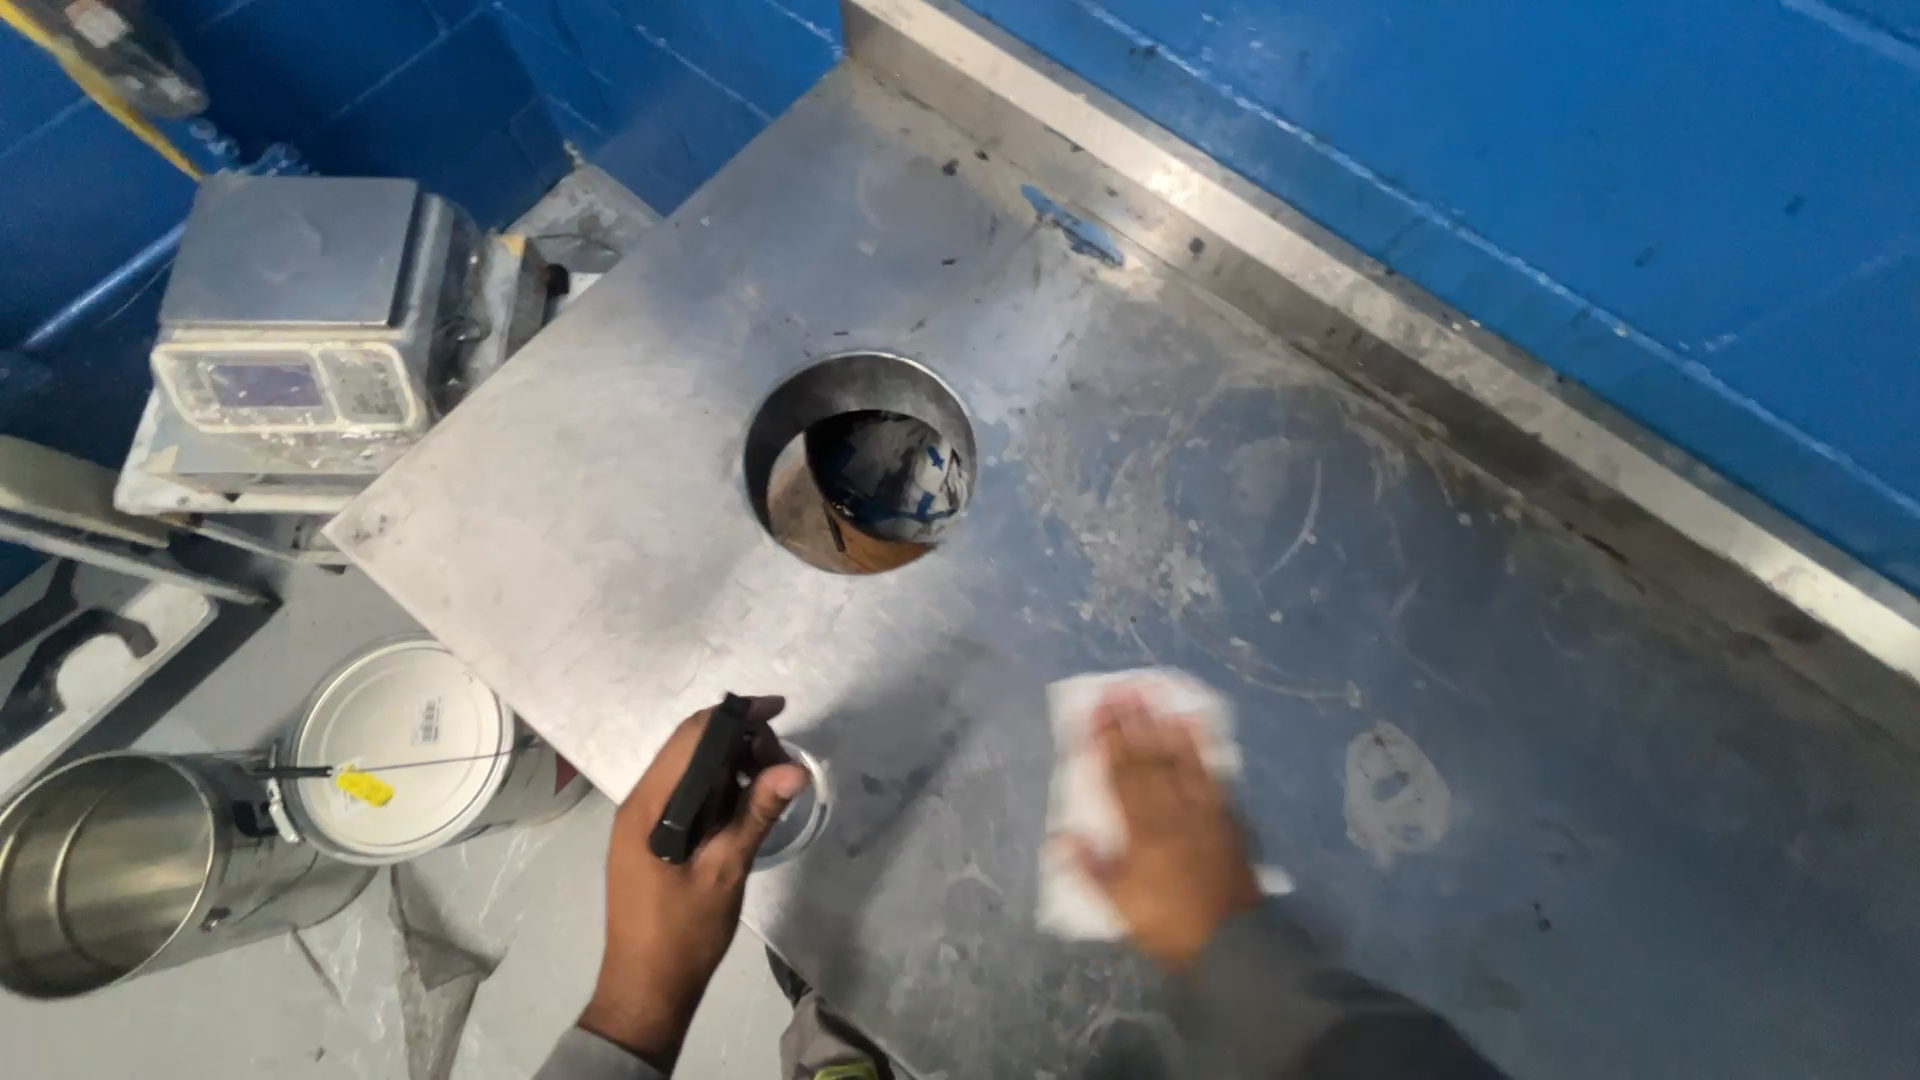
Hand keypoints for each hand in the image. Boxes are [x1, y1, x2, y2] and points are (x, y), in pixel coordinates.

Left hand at [579, 696, 810, 1067]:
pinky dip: (722, 785)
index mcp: (649, 806)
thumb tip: (795, 769)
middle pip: (692, 745)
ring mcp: (644, 818)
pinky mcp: (653, 834)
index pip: (692, 735)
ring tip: (771, 783)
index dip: (736, 714)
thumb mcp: (726, 871)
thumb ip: (757, 814)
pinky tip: (748, 801)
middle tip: (782, 765)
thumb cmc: (682, 934)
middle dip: (741, 740)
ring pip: (692, 767)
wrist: (645, 992)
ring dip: (734, 762)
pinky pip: (689, 791)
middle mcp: (641, 802)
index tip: (779, 710)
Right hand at [1065, 688, 1261, 972]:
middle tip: (1116, 687)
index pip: (1118, 775)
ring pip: (1176, 756)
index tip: (1092, 711)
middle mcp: (1170, 810)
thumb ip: (1089, 869)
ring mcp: (1201, 807)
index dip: (1104, 741)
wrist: (1234, 944)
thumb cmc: (1170, 924)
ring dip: (1159, 721)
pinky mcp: (1225, 812)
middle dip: (1128, 721)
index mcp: (1141, 831)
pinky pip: (1210, 770)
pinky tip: (1191, 719)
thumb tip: (1059, 835)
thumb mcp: (1120, 907)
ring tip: (1148, 690)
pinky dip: (1199, 743)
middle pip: (1145, 758)